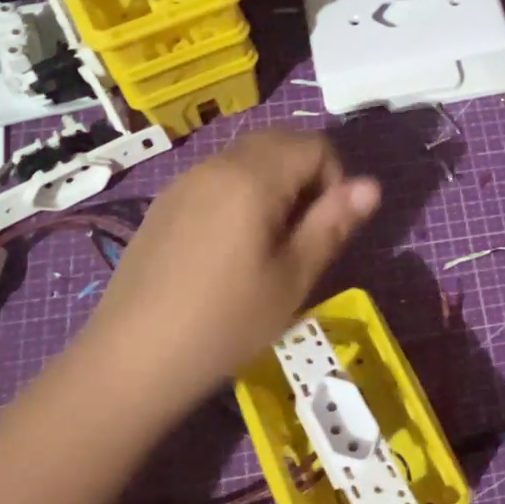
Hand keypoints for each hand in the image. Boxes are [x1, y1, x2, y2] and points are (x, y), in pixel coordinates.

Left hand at [72, 130, 380, 393]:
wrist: (131, 360)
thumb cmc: (226, 323)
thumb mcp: (293, 279)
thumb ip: (332, 224)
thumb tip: (372, 185)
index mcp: (252, 179)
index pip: (315, 145)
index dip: (336, 180)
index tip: (327, 229)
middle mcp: (216, 165)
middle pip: (280, 143)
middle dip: (307, 177)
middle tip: (304, 237)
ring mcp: (184, 183)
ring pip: (247, 160)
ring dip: (275, 186)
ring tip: (270, 247)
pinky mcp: (164, 206)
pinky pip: (217, 180)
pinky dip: (241, 196)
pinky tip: (231, 252)